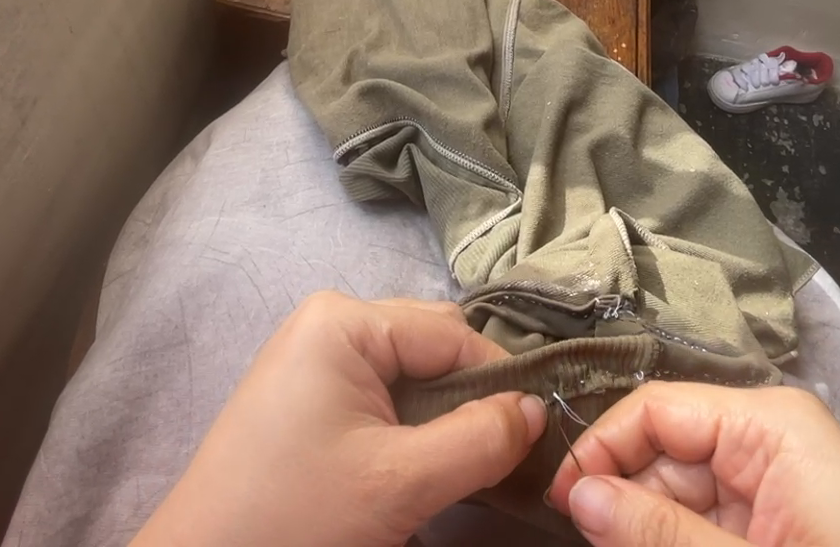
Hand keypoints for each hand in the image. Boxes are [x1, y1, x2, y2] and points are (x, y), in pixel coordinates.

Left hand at [132, 292, 546, 546]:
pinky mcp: (308, 391)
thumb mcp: (399, 483)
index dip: (501, 378)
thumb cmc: (297, 519)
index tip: (542, 427)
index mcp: (345, 320)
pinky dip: (412, 423)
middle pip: (431, 344)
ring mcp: (315, 354)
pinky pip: (380, 390)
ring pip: (409, 371)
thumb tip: (537, 408)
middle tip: (507, 451)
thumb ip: (479, 439)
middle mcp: (330, 321)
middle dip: (472, 395)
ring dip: (444, 414)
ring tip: (470, 462)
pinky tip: (425, 461)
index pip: (451, 333)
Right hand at [546, 382, 839, 546]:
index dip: (602, 445)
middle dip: (628, 500)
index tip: (561, 502)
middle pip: (667, 453)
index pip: (656, 408)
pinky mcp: (789, 522)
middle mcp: (768, 439)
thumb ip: (663, 531)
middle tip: (592, 546)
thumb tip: (575, 493)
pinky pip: (718, 526)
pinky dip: (687, 543)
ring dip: (655, 529)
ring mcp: (780, 484)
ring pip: (687, 496)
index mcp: (765, 422)